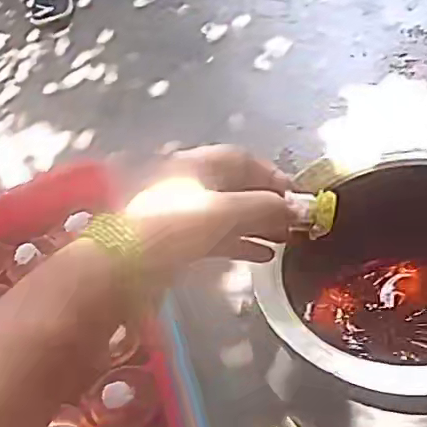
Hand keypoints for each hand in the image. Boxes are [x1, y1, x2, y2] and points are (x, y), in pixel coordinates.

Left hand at [123, 145, 297, 271]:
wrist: (126, 265)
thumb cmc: (175, 227)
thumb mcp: (223, 211)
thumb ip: (263, 207)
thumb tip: (300, 208)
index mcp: (198, 165)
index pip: (243, 161)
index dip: (272, 176)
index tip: (297, 196)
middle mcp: (192, 185)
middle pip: (238, 189)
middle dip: (269, 205)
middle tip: (296, 224)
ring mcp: (185, 215)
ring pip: (230, 216)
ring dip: (259, 227)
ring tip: (286, 241)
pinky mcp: (180, 243)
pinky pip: (218, 238)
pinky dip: (241, 244)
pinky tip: (263, 256)